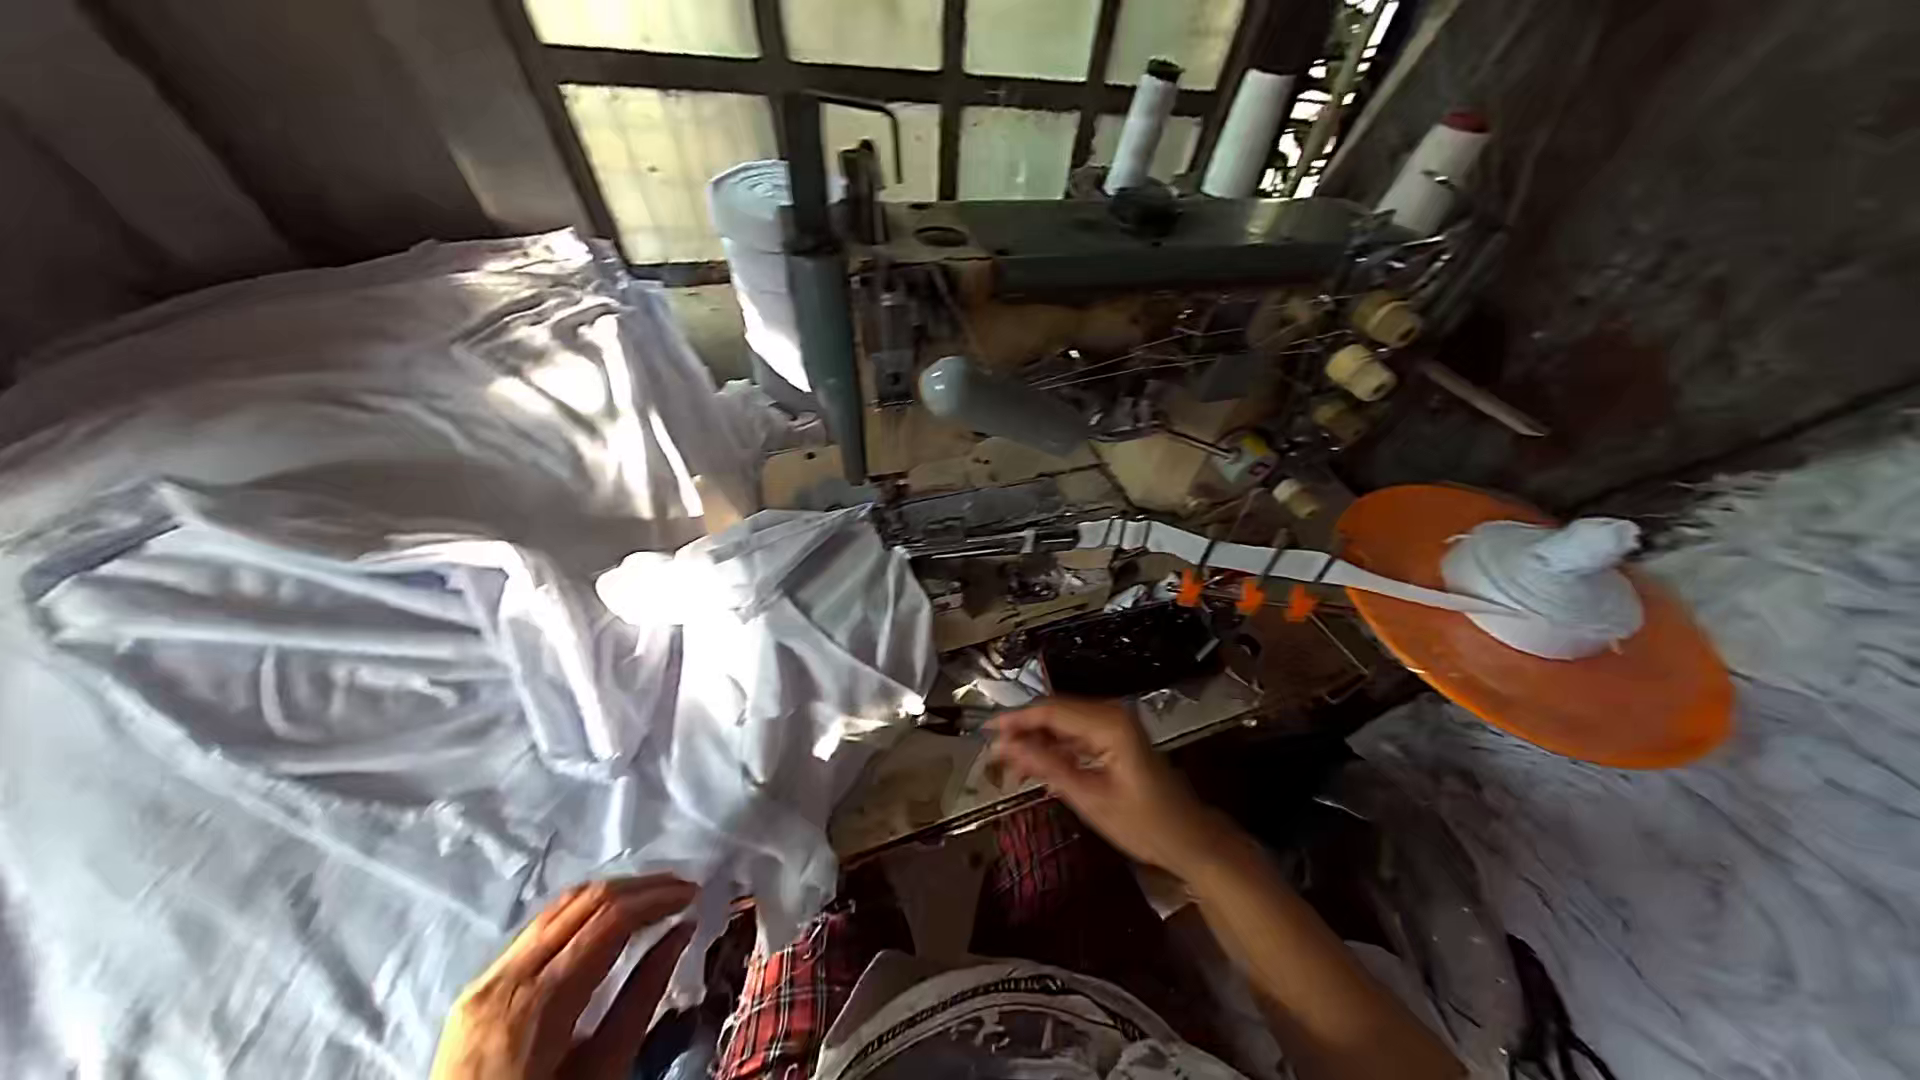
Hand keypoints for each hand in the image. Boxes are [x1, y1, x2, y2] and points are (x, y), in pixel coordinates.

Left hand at [431, 876, 698, 1079]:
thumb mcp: (602, 1071)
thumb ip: (642, 998)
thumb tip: (681, 932)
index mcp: (539, 1002)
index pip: (608, 919)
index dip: (655, 898)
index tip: (692, 895)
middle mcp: (506, 977)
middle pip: (584, 902)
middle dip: (640, 887)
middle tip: (681, 889)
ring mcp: (485, 980)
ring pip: (559, 907)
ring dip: (612, 893)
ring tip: (653, 897)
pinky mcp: (477, 988)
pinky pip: (538, 929)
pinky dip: (581, 913)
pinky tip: (607, 920)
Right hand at [989, 698, 1239, 879]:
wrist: (1190, 839)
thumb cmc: (1143, 824)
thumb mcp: (1089, 798)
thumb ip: (1046, 766)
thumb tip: (1005, 747)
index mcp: (1108, 723)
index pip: (1051, 711)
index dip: (1016, 720)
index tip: (986, 732)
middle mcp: (1111, 713)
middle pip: (1055, 712)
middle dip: (1023, 730)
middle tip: (994, 753)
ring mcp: (1114, 723)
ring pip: (1062, 722)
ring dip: (1036, 740)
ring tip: (1008, 764)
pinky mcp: (1114, 736)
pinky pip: (1075, 733)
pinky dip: (1054, 747)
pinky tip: (1035, 766)